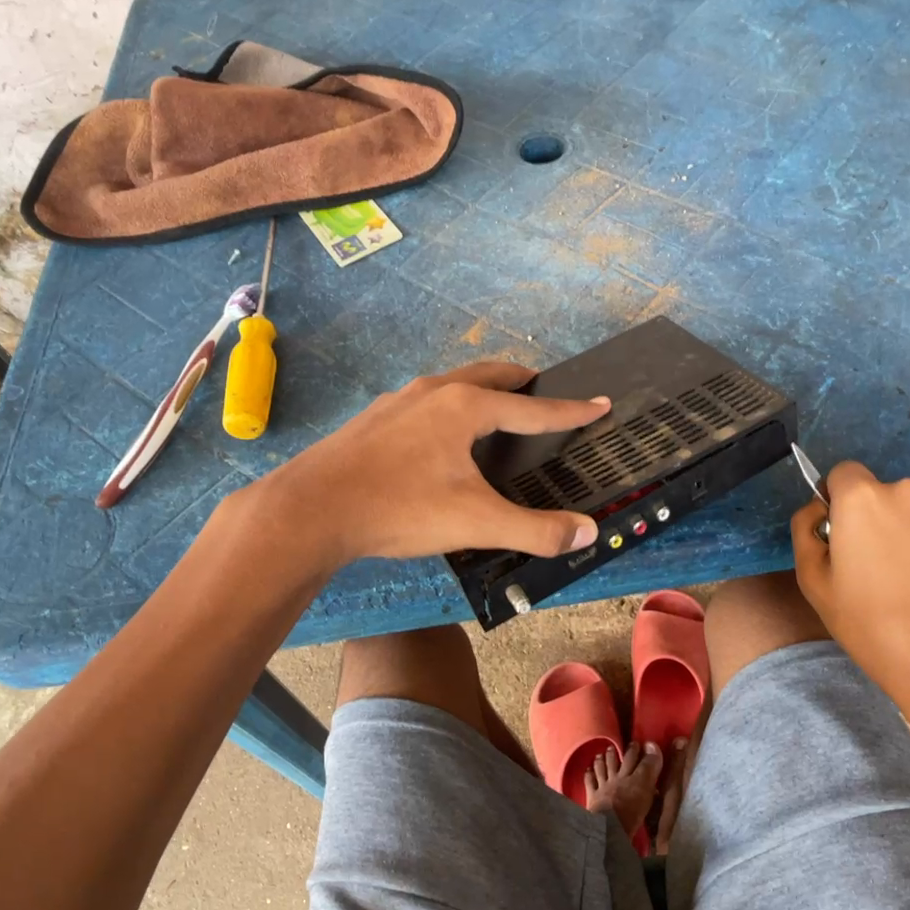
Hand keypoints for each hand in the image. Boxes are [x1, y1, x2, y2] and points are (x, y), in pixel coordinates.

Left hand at [229, 362, 607, 566]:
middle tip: (541, 388)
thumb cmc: (400, 508)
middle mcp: (434, 392)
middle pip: (489, 376)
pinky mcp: (372, 421)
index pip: (533, 407)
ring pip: (451, 386)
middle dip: (520, 381)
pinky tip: (437, 439)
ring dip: (480, 391)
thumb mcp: (476, 523)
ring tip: (493, 410)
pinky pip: (424, 404)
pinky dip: (447, 409)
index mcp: (465, 407)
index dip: (570, 410)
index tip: (599, 403)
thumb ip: (535, 530)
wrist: (311, 509)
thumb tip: (586, 532)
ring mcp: (397, 403)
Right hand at [790, 462, 909, 746]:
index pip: (842, 473)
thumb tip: (818, 513)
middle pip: (882, 497)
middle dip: (874, 523)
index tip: (838, 536)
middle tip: (872, 573)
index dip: (835, 500)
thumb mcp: (815, 585)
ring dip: (909, 539)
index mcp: (864, 499)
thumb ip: (806, 535)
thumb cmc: (875, 628)